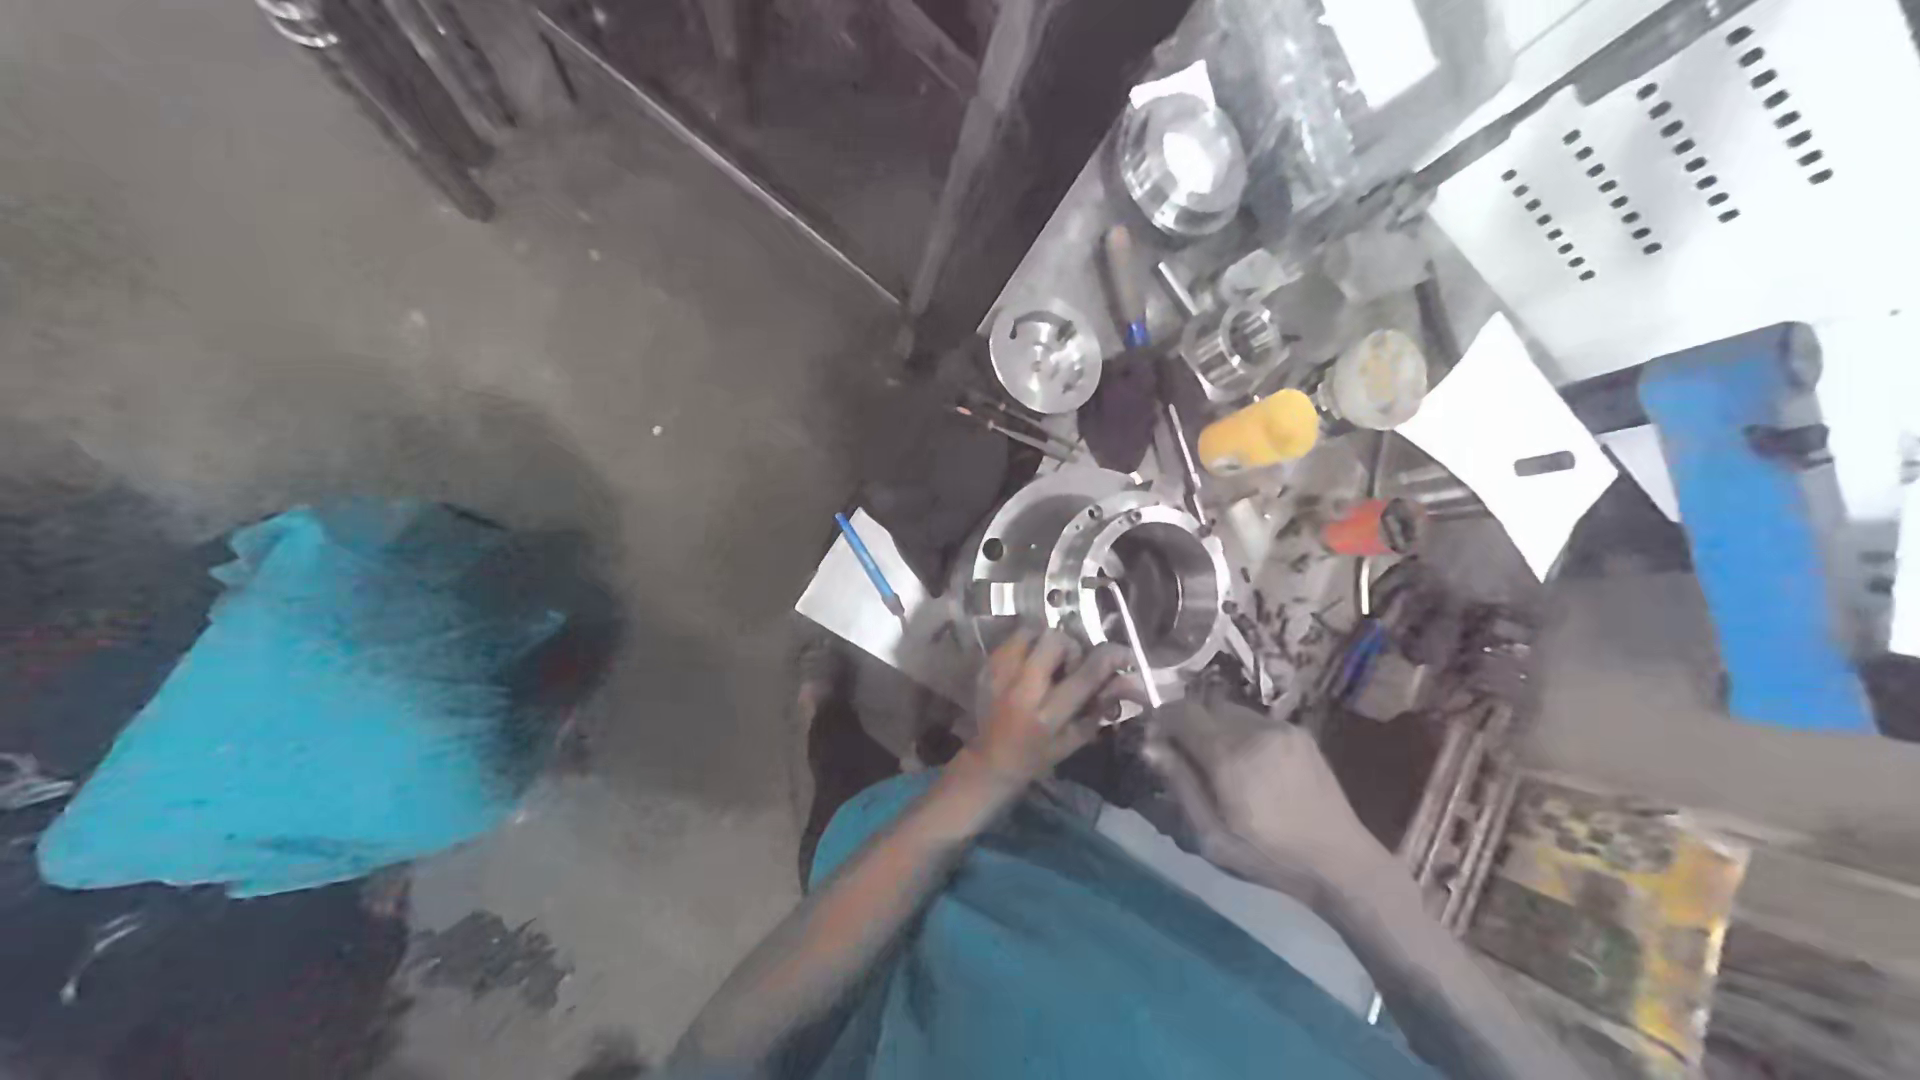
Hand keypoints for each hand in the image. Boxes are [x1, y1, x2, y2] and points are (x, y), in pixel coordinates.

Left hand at [956, 629, 1128, 791]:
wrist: (989, 761)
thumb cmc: (1036, 756)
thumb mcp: (1073, 740)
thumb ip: (1100, 707)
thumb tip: (1128, 679)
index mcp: (1048, 715)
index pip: (1086, 674)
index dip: (1111, 657)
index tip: (1123, 654)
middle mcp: (1022, 689)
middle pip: (1055, 640)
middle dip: (1071, 648)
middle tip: (1071, 665)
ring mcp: (999, 674)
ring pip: (1031, 631)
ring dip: (1046, 641)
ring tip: (1048, 661)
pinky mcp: (986, 667)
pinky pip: (1012, 639)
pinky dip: (1026, 645)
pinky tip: (1028, 664)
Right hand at [1147, 697, 1389, 902]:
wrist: (1341, 862)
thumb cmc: (1267, 856)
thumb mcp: (1210, 834)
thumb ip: (1179, 784)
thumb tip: (1150, 745)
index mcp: (1229, 756)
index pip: (1180, 713)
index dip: (1160, 721)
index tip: (1155, 742)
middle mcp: (1254, 730)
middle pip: (1203, 705)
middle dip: (1186, 723)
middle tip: (1183, 753)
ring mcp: (1280, 728)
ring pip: (1228, 709)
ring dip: (1213, 725)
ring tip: (1218, 760)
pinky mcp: (1299, 732)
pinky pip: (1254, 719)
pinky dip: (1240, 731)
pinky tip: (1249, 763)